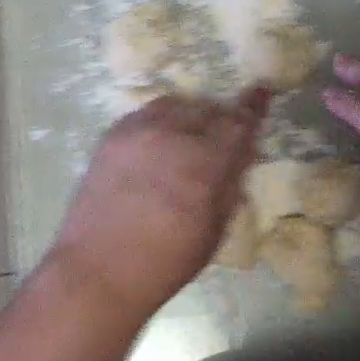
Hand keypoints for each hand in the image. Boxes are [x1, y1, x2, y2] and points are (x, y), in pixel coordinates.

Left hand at [50, 90, 270, 316]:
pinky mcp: (111, 136)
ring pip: (173, 105)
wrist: (98, 269)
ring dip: (188, 115)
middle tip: (222, 136)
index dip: (252, 106)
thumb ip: (229, 185)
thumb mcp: (213, 231)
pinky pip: (143, 114)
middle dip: (220, 119)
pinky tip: (158, 140)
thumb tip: (241, 155)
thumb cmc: (165, 262)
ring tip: (189, 135)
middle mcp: (172, 136)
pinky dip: (159, 120)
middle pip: (206, 110)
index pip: (237, 121)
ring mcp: (137, 132)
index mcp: (205, 163)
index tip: (261, 91)